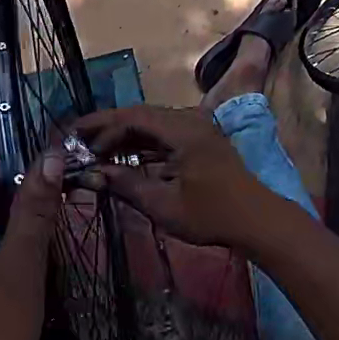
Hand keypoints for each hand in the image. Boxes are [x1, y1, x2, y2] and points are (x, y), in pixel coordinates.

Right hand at [73, 105, 304, 252]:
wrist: (260, 223)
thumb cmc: (212, 215)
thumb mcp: (163, 205)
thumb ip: (125, 185)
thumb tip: (91, 175)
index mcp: (182, 130)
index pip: (132, 118)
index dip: (103, 130)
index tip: (82, 147)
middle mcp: (189, 122)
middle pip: (140, 115)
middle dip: (108, 127)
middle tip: (78, 139)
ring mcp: (196, 131)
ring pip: (150, 124)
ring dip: (123, 136)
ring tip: (95, 150)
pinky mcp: (199, 143)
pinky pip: (162, 135)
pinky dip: (140, 144)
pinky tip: (123, 157)